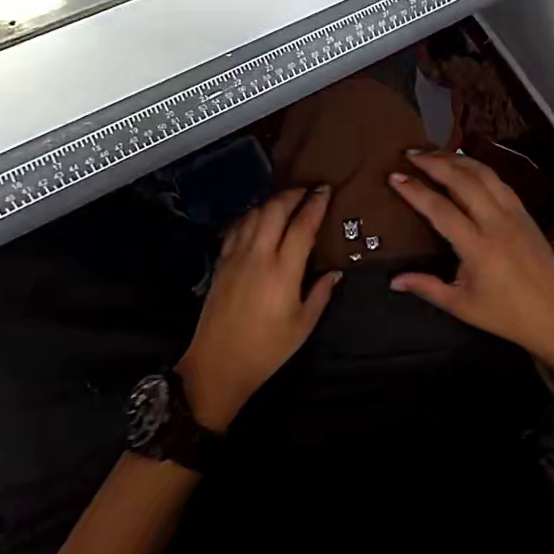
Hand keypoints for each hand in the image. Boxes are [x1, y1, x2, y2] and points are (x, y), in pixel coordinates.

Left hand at [175, 186, 340, 431]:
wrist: (218, 363)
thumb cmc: (266, 349)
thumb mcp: (302, 326)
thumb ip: (321, 294)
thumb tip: (335, 272)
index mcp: (283, 271)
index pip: (302, 225)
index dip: (315, 204)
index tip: (325, 190)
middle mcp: (258, 255)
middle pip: (274, 209)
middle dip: (293, 194)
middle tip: (308, 190)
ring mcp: (236, 256)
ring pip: (254, 214)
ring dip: (271, 202)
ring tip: (286, 202)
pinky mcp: (221, 262)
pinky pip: (237, 227)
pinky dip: (251, 216)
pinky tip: (258, 219)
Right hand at [387, 152, 553, 365]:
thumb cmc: (506, 315)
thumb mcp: (461, 306)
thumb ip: (426, 287)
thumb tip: (393, 280)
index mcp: (477, 247)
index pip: (440, 209)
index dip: (415, 190)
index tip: (394, 176)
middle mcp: (496, 223)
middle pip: (462, 180)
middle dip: (434, 162)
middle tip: (410, 154)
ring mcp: (514, 214)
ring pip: (484, 174)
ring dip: (457, 159)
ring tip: (435, 153)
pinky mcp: (526, 213)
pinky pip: (500, 182)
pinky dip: (479, 169)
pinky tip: (466, 167)